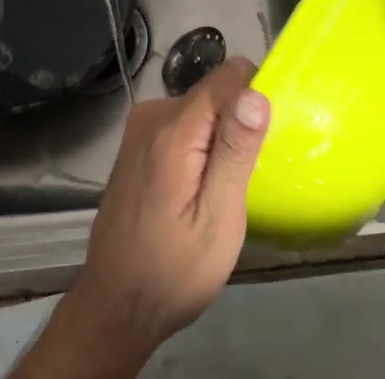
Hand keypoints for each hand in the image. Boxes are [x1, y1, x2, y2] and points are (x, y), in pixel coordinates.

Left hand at [14, 57, 269, 376]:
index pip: (228, 76)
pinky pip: (185, 124)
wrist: (116, 308)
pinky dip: (202, 146)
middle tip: (247, 176)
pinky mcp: (139, 145)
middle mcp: (152, 117)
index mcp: (172, 131)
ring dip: (221, 138)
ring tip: (227, 186)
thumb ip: (235, 151)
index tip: (268, 137)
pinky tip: (203, 187)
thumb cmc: (173, 271)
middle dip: (239, 124)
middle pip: (216, 92)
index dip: (256, 96)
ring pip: (202, 108)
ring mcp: (141, 130)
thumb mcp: (217, 219)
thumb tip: (255, 93)